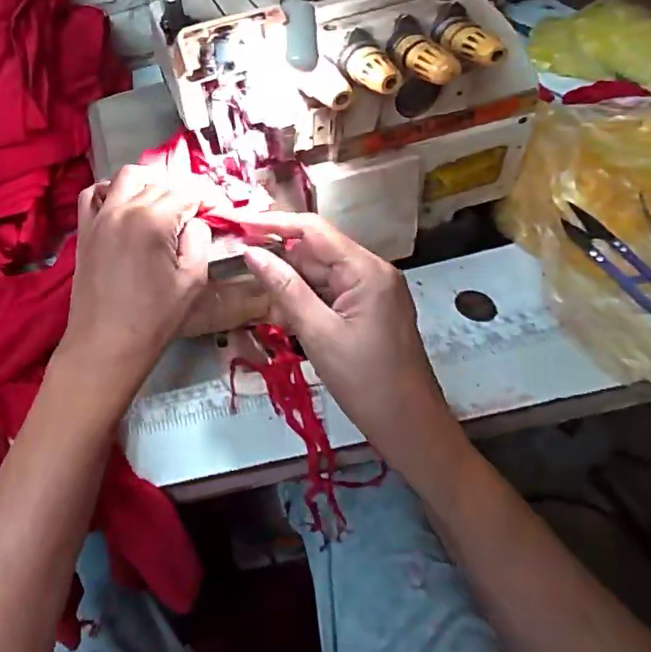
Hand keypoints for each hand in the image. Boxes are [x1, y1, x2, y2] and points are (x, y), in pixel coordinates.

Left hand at [61, 164, 212, 396]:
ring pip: (128, 177)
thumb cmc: (153, 320)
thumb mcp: (192, 281)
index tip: (220, 210)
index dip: (208, 198)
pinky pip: (94, 193)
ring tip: (166, 205)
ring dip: (151, 183)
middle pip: (161, 183)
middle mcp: (123, 208)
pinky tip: (126, 206)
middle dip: (185, 192)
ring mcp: (99, 216)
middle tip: (200, 212)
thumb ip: (199, 240)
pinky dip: (112, 191)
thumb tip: (194, 221)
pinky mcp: (85, 229)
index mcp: (153, 220)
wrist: (104, 347)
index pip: (188, 191)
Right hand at [238, 212, 461, 470]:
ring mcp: (372, 290)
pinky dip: (305, 300)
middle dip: (278, 257)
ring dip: (289, 283)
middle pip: (316, 251)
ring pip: (320, 274)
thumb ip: (285, 290)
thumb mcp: (319, 335)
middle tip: (237, 261)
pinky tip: (282, 313)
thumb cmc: (369, 384)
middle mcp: (372, 271)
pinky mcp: (368, 309)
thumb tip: (251, 253)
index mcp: (366, 270)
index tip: (238, 221)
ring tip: (255, 292)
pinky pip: (330, 293)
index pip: (313, 230)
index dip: (273, 222)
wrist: (413, 429)